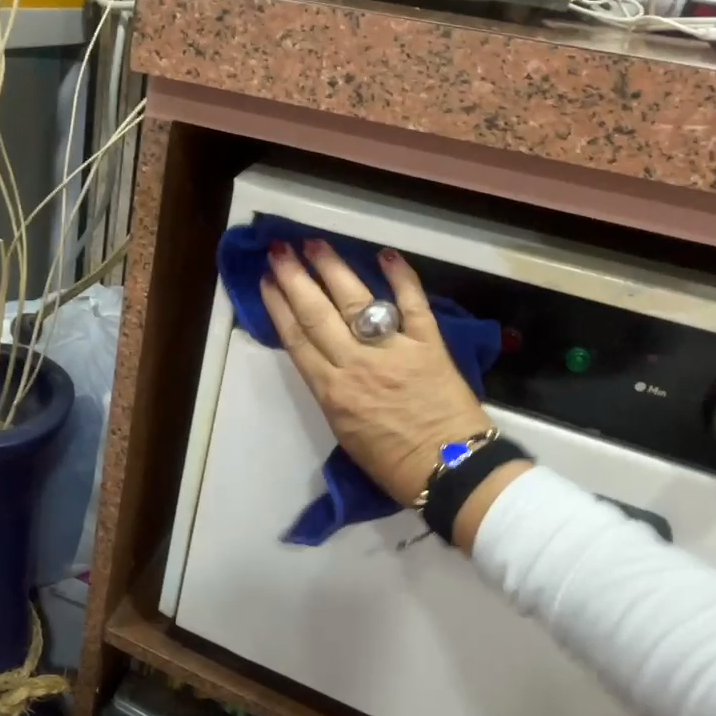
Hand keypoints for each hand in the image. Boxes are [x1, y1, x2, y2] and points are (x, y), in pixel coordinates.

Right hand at [259, 239, 493, 508]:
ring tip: (315, 244)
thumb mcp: (345, 432)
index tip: (265, 281)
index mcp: (332, 391)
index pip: (297, 339)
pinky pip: (412, 304)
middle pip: (317, 313)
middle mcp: (356, 364)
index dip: (278, 306)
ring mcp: (393, 350)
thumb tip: (322, 359)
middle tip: (279, 250)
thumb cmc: (393, 463)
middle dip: (294, 278)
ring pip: (355, 301)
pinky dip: (400, 277)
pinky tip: (385, 255)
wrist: (450, 471)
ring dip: (333, 269)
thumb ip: (332, 391)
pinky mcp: (428, 344)